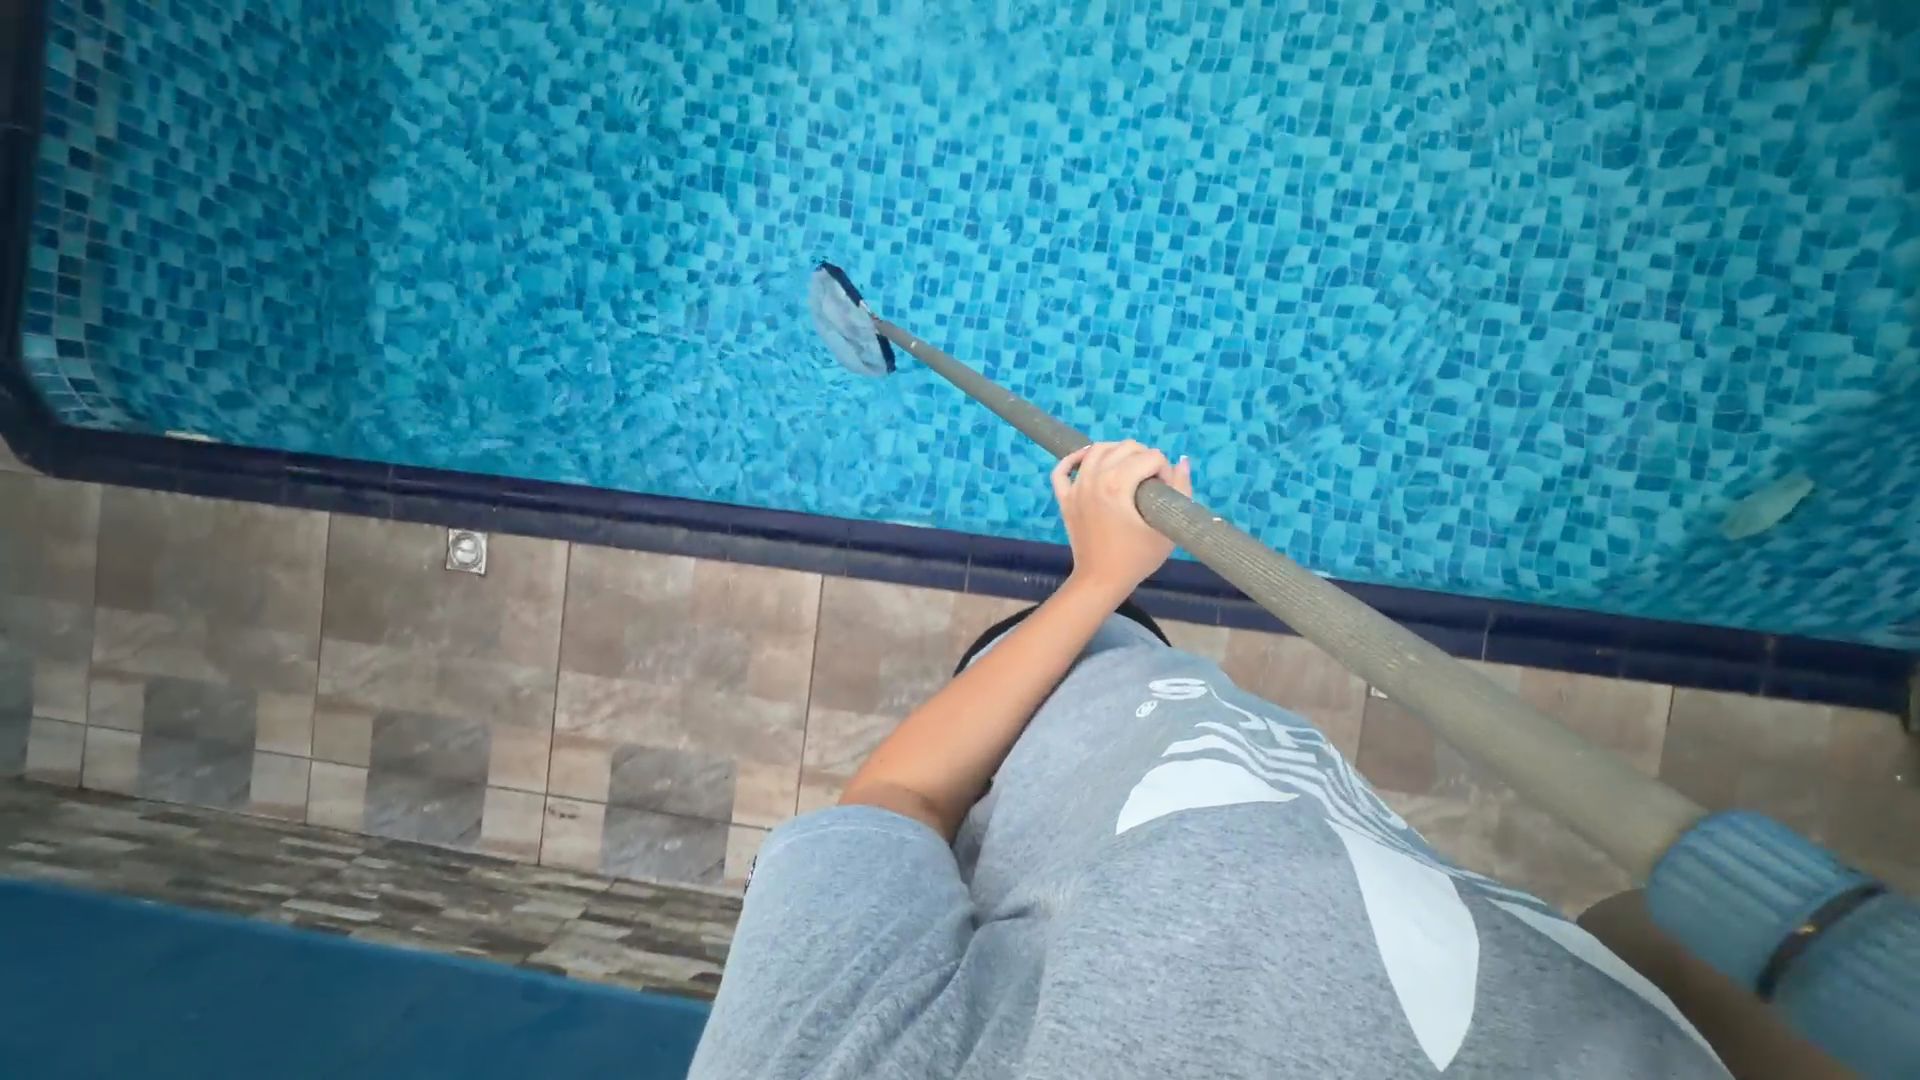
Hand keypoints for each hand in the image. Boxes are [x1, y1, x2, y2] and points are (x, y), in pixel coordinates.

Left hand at [1050, 440, 1192, 599]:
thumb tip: (1182, 462)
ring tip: (1129, 467)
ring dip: (1116, 451)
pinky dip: (1073, 459)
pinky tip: (1087, 459)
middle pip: (1124, 447)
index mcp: (1118, 484)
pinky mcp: (1064, 498)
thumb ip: (1180, 491)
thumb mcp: (1167, 528)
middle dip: (1144, 457)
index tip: (1165, 492)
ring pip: (1095, 450)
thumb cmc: (1136, 558)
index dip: (1164, 471)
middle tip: (1151, 481)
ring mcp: (1076, 488)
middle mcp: (1094, 479)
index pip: (1150, 457)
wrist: (1102, 580)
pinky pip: (1062, 469)